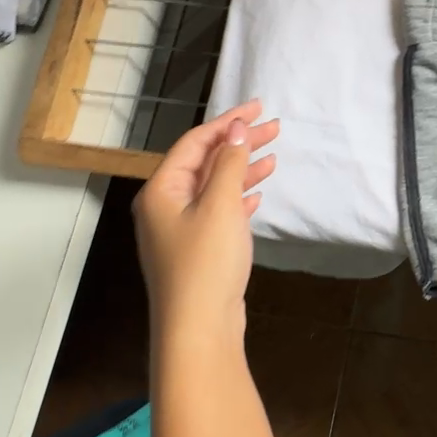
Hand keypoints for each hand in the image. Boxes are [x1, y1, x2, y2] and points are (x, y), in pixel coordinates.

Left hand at [133, 100, 279, 343]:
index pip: (195, 143)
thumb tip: (236, 127)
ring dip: (242, 168)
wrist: (199, 329)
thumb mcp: (221, 204)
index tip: (258, 107)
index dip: (227, 122)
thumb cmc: (206, 262)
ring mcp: (180, 229)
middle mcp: (165, 206)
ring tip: (274, 156)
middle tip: (274, 128)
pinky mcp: (197, 249)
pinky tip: (258, 194)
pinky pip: (218, 209)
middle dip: (238, 143)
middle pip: (204, 162)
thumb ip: (230, 162)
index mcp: (162, 191)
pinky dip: (239, 196)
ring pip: (213, 186)